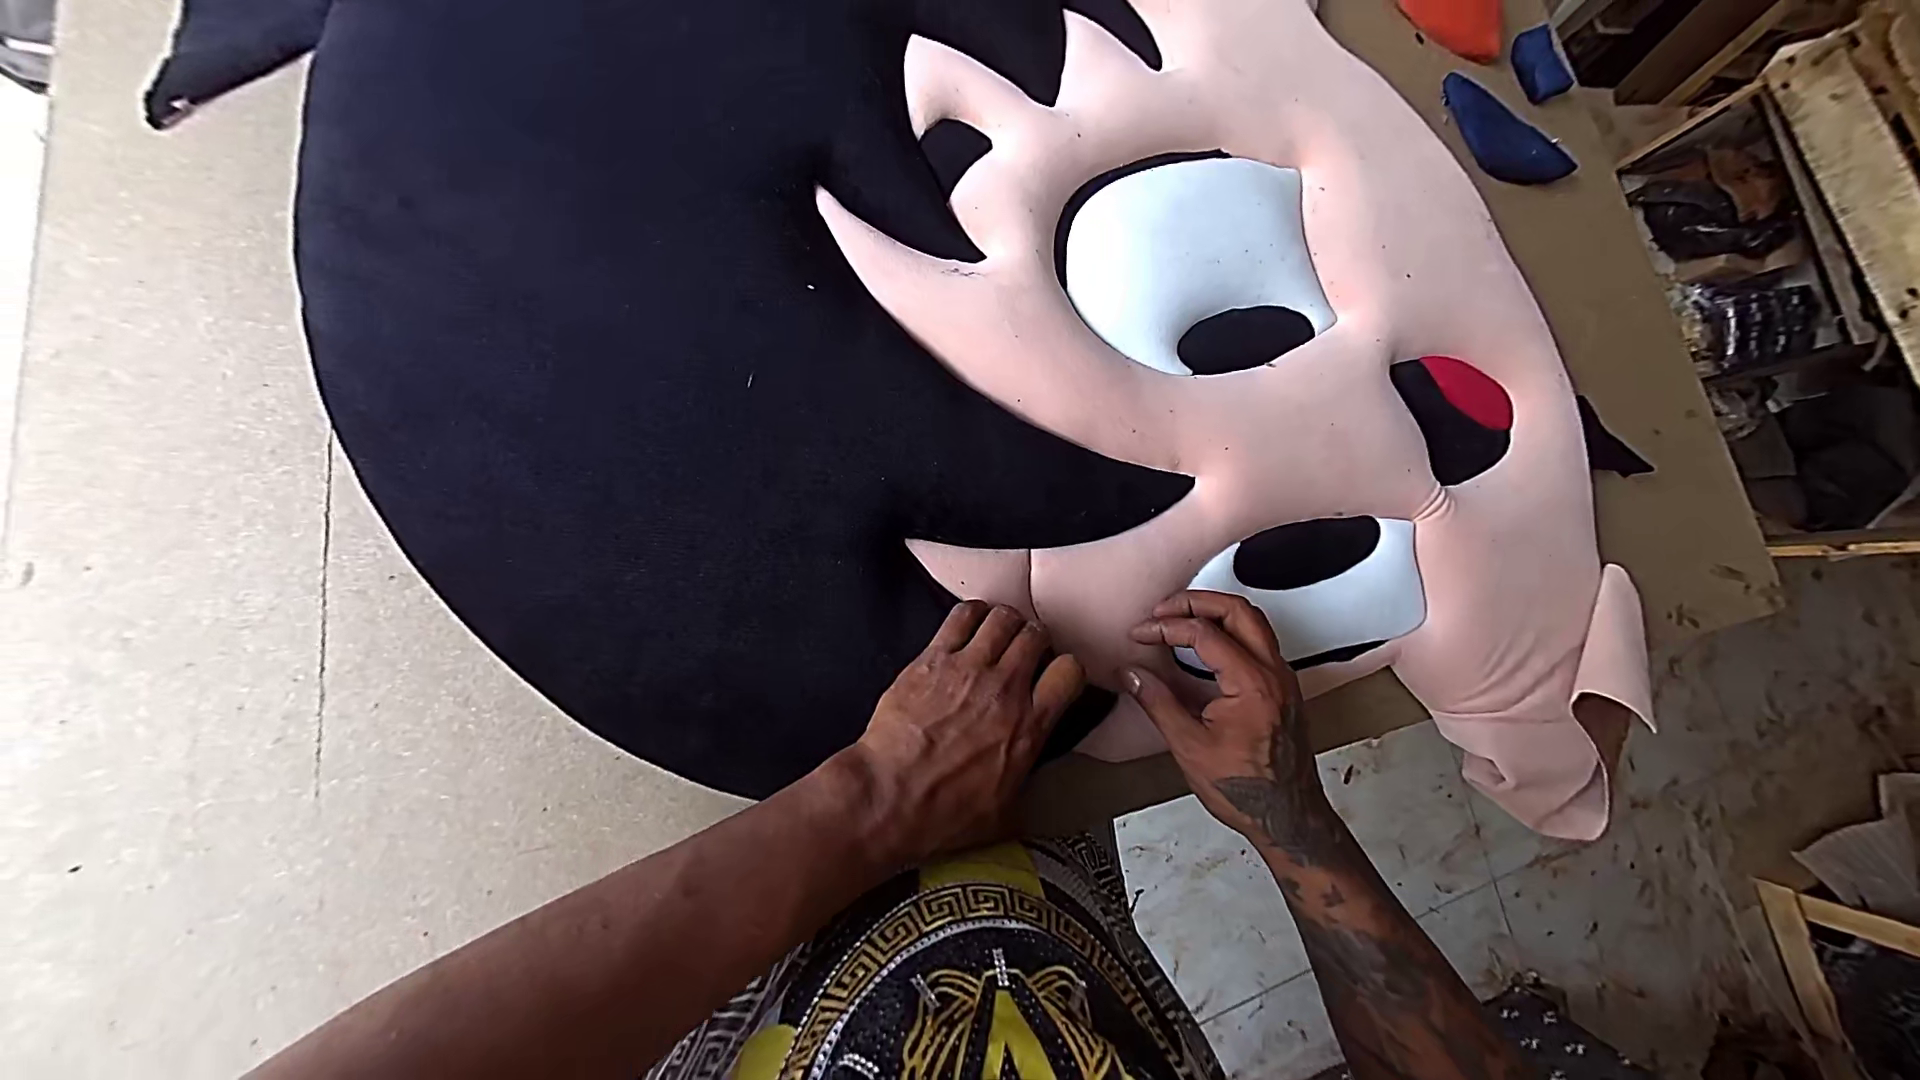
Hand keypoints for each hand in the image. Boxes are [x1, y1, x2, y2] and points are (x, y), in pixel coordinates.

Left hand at [837, 601, 1084, 869]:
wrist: (889, 797)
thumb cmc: (941, 811)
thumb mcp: (1005, 810)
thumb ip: (1025, 782)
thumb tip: (1030, 785)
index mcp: (1028, 726)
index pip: (1069, 672)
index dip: (1066, 667)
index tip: (1056, 672)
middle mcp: (1004, 689)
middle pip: (1036, 635)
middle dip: (1034, 638)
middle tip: (1025, 647)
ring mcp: (968, 669)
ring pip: (1003, 618)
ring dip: (1005, 622)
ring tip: (998, 631)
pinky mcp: (933, 659)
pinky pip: (962, 616)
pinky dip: (971, 613)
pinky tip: (969, 622)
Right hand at [1121, 591, 1325, 845]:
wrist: (1288, 818)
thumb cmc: (1246, 788)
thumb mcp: (1189, 746)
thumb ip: (1158, 702)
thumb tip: (1132, 674)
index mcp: (1252, 685)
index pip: (1204, 633)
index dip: (1166, 627)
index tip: (1142, 634)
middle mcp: (1274, 674)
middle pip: (1237, 610)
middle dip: (1195, 601)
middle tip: (1163, 608)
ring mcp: (1282, 679)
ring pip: (1252, 620)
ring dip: (1214, 610)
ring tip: (1180, 616)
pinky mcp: (1282, 687)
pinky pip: (1258, 639)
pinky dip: (1228, 629)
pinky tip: (1205, 643)